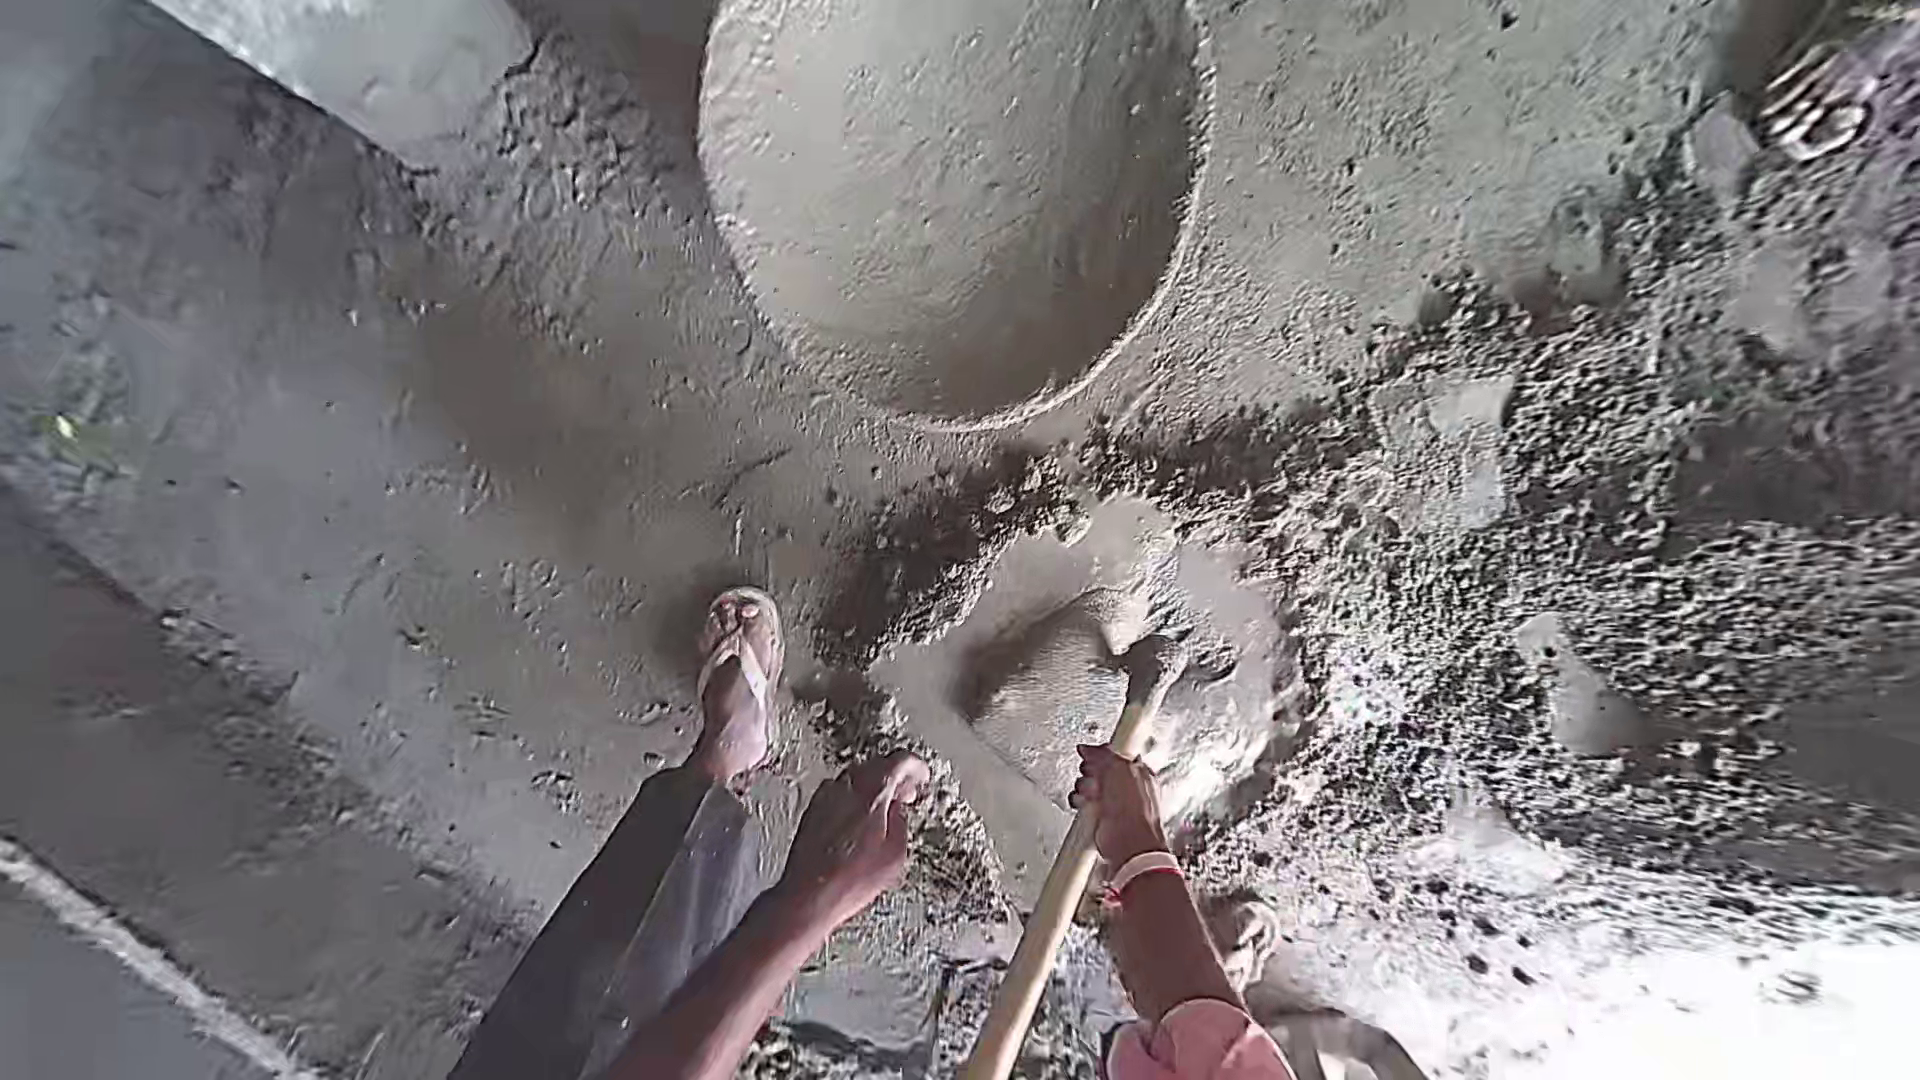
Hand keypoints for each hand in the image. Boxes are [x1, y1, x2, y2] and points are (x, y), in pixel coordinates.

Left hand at [775, 751, 929, 930]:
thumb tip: (897, 812)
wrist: (808, 896)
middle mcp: (848, 785)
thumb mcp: (895, 853)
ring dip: (874, 786)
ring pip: (858, 776)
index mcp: (872, 790)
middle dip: (896, 776)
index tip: (922, 774)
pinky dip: (855, 796)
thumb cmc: (849, 879)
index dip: (916, 766)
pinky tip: (860, 818)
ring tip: (885, 808)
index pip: (900, 761)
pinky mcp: (814, 808)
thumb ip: (901, 821)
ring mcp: (828, 794)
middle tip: (908, 791)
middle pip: (878, 765)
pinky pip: (841, 790)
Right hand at [1070, 744, 1169, 865]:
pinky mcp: (1100, 816)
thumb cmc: (1134, 810)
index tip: (1092, 756)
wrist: (1128, 843)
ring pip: (1087, 783)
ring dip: (1084, 787)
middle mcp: (1126, 787)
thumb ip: (1103, 754)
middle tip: (1094, 777)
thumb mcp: (1119, 769)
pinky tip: (1084, 803)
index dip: (1100, 754)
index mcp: (1137, 772)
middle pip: (1097, 768)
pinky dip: (1079, 800)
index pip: (1113, 754)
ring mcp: (1112, 802)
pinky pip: (1082, 801)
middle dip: (1090, 771)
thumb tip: (1088, 748)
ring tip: (1091, 794)